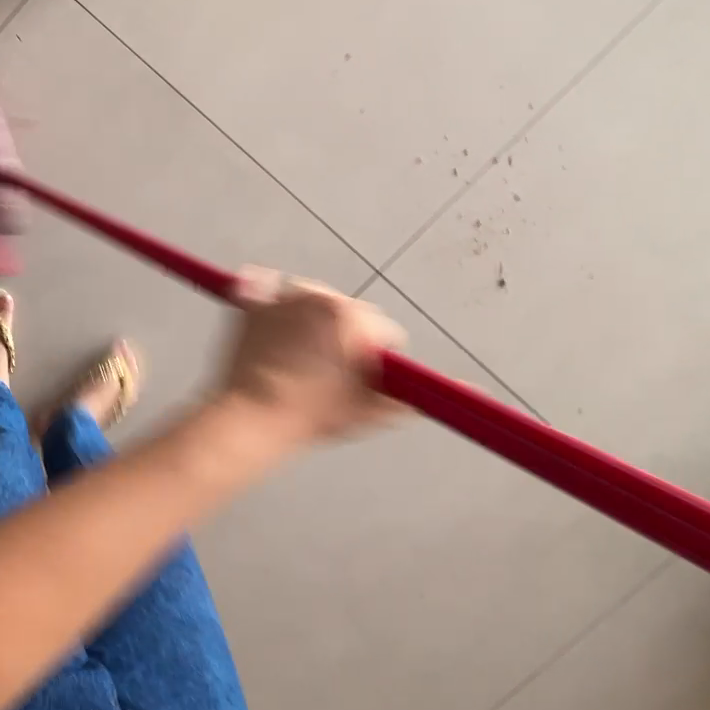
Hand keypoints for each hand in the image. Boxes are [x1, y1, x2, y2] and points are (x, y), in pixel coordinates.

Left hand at [215, 266, 406, 446]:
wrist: (249, 415)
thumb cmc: (309, 414)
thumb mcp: (370, 409)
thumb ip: (414, 395)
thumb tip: (460, 391)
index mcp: (352, 317)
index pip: (383, 332)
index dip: (376, 357)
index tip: (360, 377)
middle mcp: (317, 296)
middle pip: (347, 313)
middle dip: (343, 336)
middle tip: (326, 371)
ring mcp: (279, 296)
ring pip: (310, 302)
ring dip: (310, 320)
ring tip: (297, 357)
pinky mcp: (248, 301)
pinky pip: (268, 294)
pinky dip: (273, 307)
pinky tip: (272, 331)